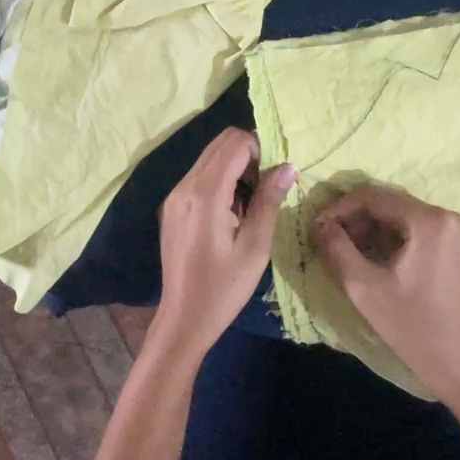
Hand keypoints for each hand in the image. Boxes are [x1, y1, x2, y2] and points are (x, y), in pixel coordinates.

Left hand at [154, 128, 296, 357]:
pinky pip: (199, 177)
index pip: (235, 143)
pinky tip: (232, 213)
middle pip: (219, 143)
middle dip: (248, 154)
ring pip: (209, 158)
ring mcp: (174, 195)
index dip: (261, 149)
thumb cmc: (224, 288)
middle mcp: (184, 186)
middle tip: (266, 188)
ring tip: (251, 204)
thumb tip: (287, 166)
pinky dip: (220, 181)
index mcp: (204, 194)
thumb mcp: (256, 247)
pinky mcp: (171, 207)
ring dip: (235, 168)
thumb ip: (269, 201)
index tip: (275, 177)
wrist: (184, 317)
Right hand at [312, 184, 459, 393]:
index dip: (339, 208)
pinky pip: (410, 225)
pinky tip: (366, 253)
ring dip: (367, 226)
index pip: (373, 197)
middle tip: (326, 239)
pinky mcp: (451, 240)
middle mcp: (445, 215)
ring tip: (342, 248)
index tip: (316, 228)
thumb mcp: (362, 286)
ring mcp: (452, 227)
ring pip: (396, 212)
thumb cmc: (408, 324)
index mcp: (428, 221)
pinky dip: (385, 234)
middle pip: (387, 201)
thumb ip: (336, 248)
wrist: (451, 357)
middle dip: (353, 218)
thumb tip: (318, 223)